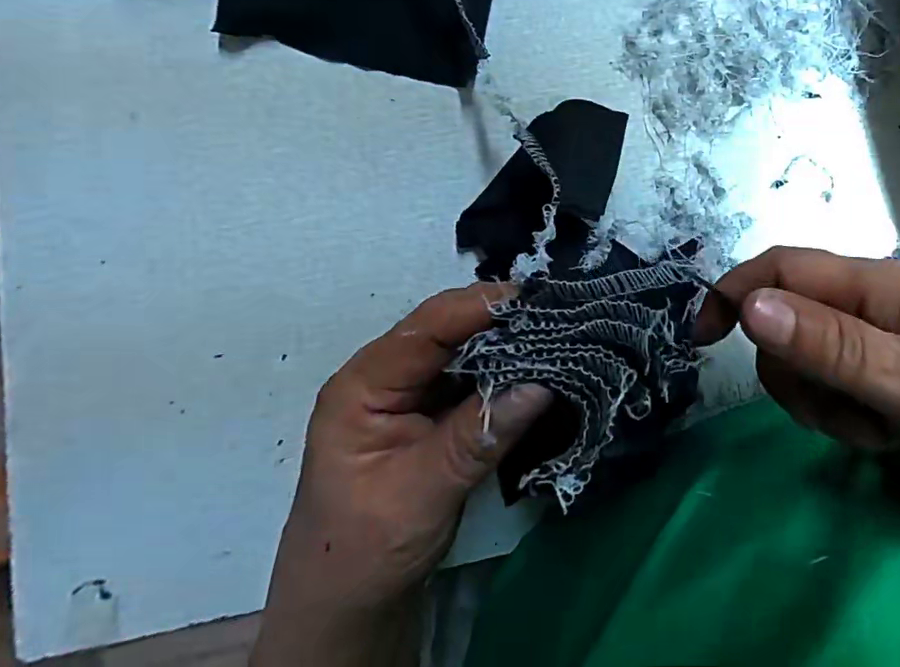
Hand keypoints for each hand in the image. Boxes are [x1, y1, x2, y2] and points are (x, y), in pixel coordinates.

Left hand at [253, 284, 552, 666]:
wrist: (345, 602)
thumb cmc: (365, 549)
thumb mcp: (422, 492)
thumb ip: (477, 436)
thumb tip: (539, 385)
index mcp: (362, 385)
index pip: (424, 330)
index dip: (476, 308)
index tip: (531, 297)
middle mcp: (382, 375)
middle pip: (443, 330)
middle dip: (495, 318)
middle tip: (553, 311)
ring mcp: (405, 392)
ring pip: (458, 349)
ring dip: (502, 341)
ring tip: (551, 330)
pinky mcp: (426, 410)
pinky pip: (465, 377)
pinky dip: (498, 369)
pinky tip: (531, 365)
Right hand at [709, 247, 899, 524]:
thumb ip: (832, 345)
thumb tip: (750, 304)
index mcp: (878, 286)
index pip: (781, 269)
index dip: (734, 293)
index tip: (701, 341)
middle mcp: (874, 307)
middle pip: (786, 320)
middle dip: (794, 372)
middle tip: (840, 415)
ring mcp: (885, 346)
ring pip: (807, 361)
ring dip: (823, 403)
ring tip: (880, 434)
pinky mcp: (895, 383)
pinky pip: (837, 391)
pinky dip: (847, 420)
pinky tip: (892, 442)